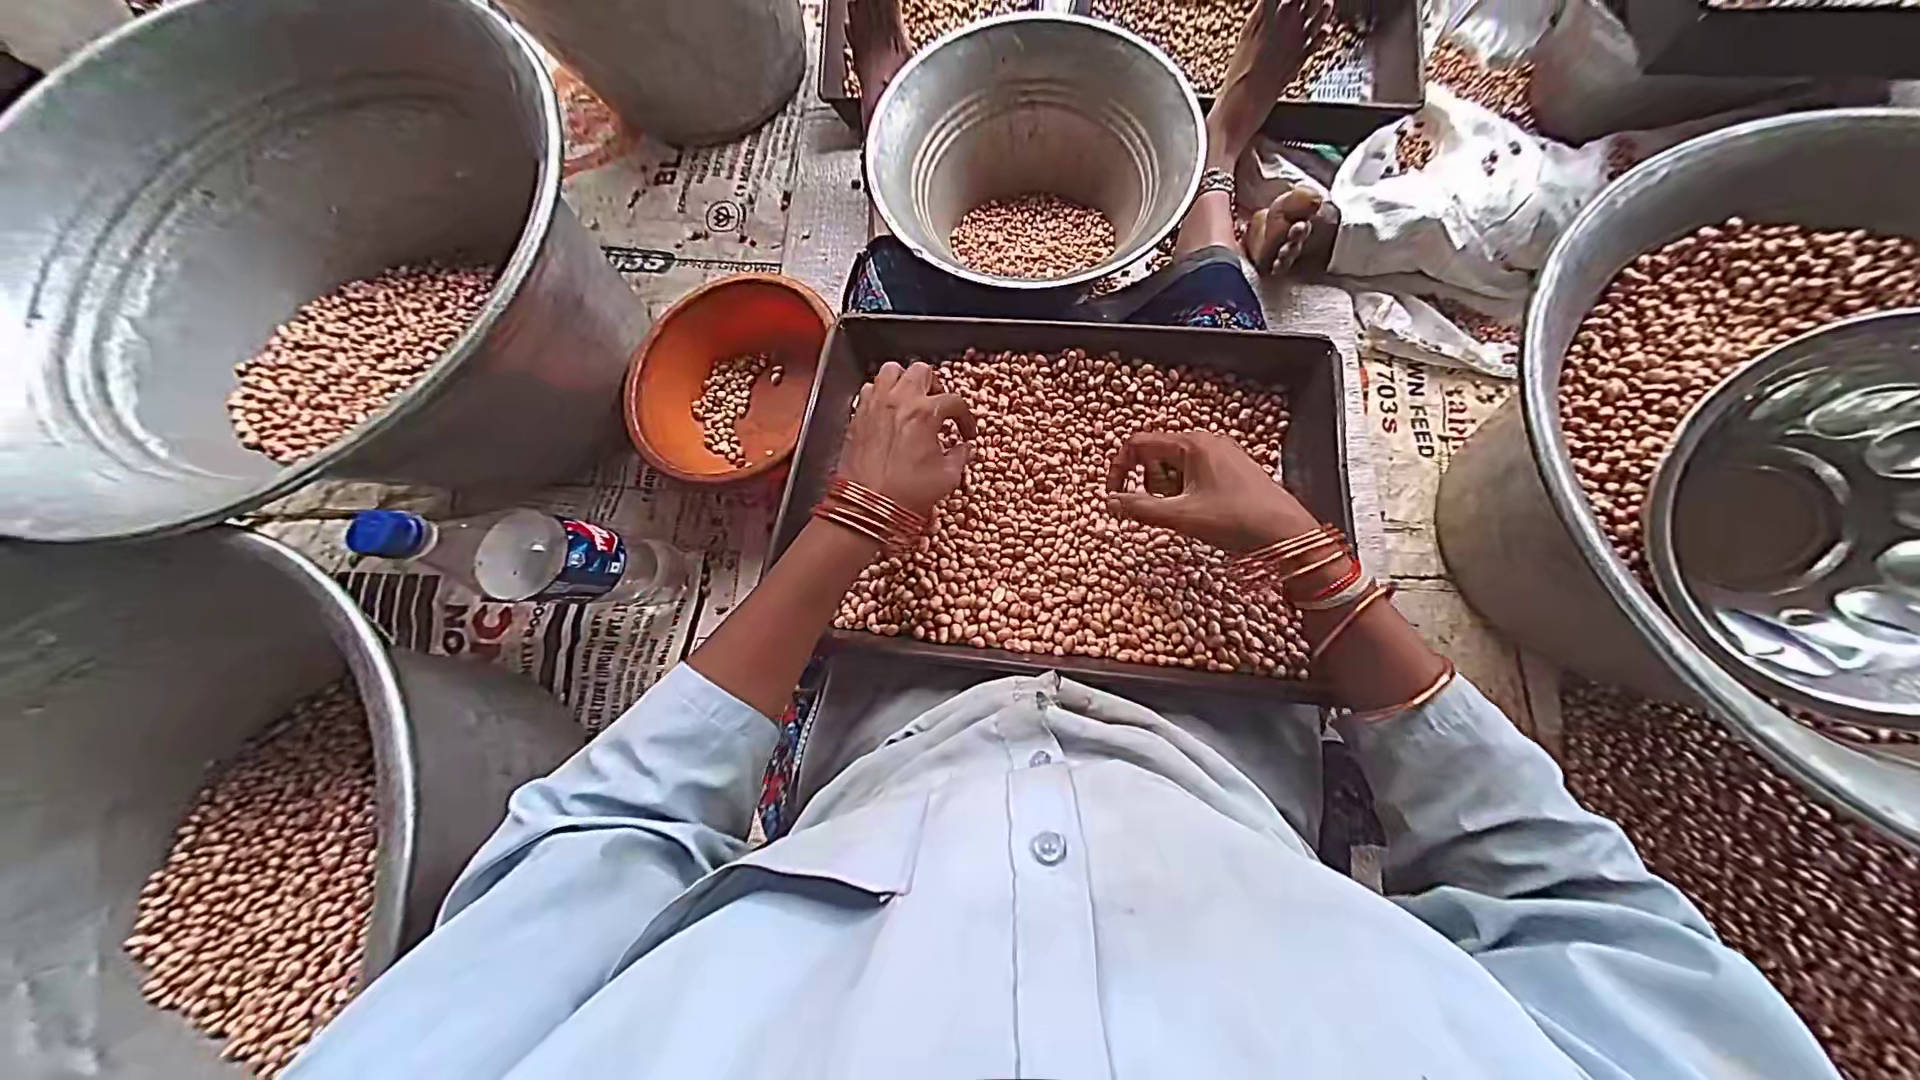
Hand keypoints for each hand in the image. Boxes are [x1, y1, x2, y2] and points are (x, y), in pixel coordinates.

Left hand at [838, 361, 975, 515]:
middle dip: (935, 386)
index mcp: (925, 412)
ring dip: (904, 381)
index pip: (954, 401)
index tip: (965, 432)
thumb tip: (966, 448)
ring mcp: (875, 405)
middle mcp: (899, 401)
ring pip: (891, 371)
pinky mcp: (857, 415)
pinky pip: (870, 390)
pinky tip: (887, 411)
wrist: (867, 505)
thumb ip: (960, 456)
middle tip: (938, 405)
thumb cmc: (906, 491)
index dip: (965, 418)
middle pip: (922, 372)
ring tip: (911, 400)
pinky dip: (881, 394)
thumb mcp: (947, 476)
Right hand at [1105, 430, 1319, 551]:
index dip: (1119, 469)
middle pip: (1154, 457)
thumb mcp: (1180, 516)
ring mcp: (1219, 455)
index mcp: (1192, 443)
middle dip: (1149, 485)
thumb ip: (1139, 508)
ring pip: (1173, 468)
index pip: (1137, 444)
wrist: (1288, 535)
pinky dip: (1185, 495)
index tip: (1115, 496)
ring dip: (1167, 493)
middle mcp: (1205, 442)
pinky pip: (1192, 476)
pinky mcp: (1229, 470)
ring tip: (1185, 514)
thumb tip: (1110, 503)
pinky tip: (1199, 514)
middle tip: (1163, 510)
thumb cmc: (1238, 520)